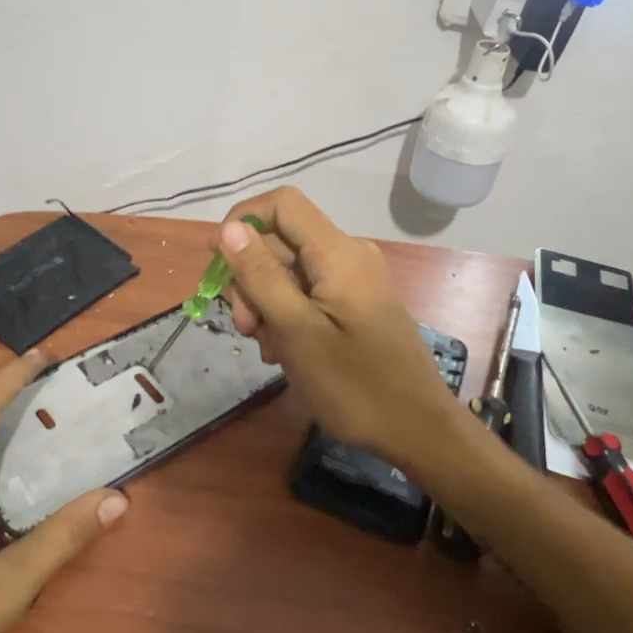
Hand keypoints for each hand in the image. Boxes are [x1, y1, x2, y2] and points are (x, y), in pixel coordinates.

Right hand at [214, 187, 467, 469]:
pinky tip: (284, 353)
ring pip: (290, 273)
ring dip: (266, 305)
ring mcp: (354, 282)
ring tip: (267, 350)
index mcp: (338, 253)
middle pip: (282, 242)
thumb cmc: (354, 384)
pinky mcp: (356, 307)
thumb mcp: (297, 331)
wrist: (416, 429)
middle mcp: (348, 255)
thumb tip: (228, 229)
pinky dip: (287, 317)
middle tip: (245, 329)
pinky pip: (309, 296)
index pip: (282, 204)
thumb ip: (261, 277)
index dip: (242, 222)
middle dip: (251, 279)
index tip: (216, 264)